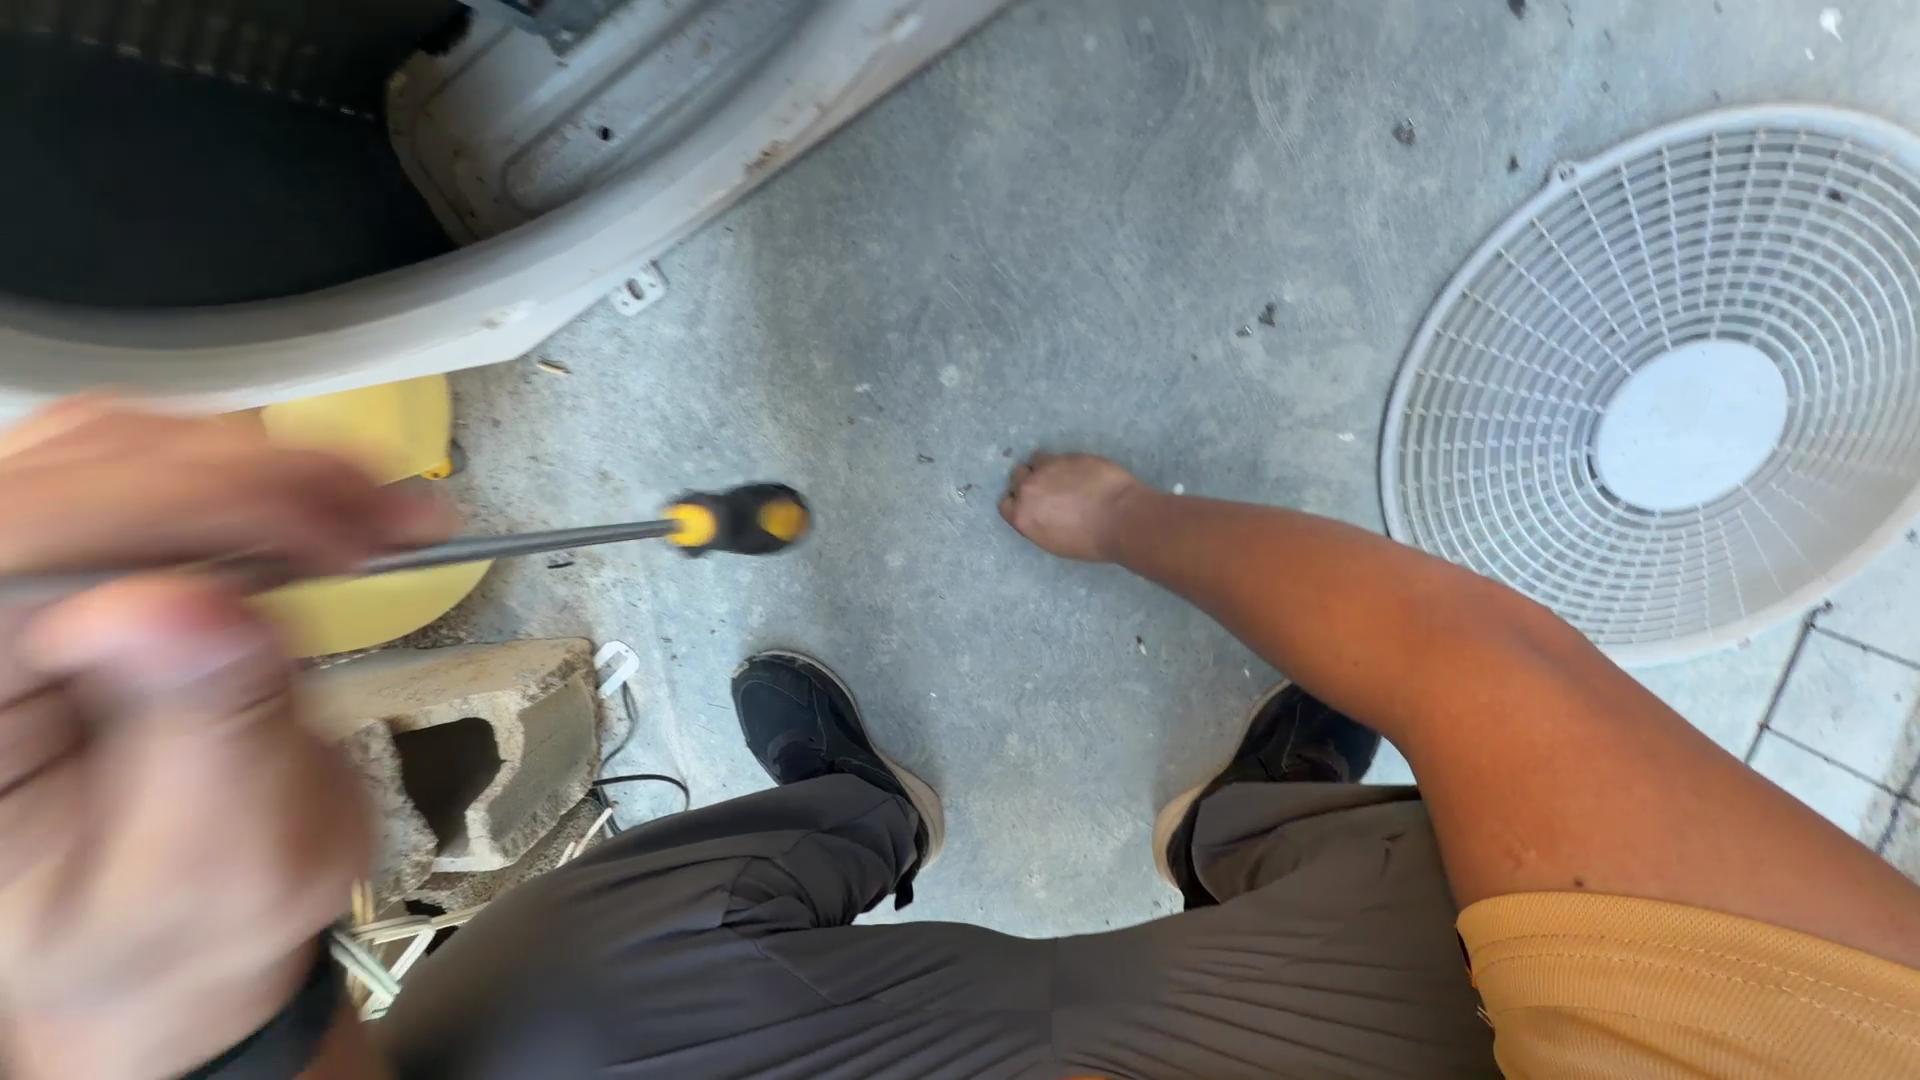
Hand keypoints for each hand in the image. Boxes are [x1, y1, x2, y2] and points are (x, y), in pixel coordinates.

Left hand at [0, 400, 452, 1079]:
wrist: (181, 922)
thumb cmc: (194, 922)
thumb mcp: (224, 859)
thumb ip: (205, 737)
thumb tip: (175, 605)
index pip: (18, 551)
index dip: (191, 512)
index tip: (347, 544)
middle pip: (72, 475)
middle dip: (256, 481)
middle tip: (390, 522)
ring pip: (109, 445)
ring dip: (268, 466)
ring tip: (379, 516)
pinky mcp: (68, 571)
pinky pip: (141, 463)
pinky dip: (254, 468)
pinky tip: (336, 510)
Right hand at [999, 452, 1150, 561]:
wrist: (1120, 518)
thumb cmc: (1090, 541)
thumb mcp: (1054, 542)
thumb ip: (1038, 522)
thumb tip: (1040, 512)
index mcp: (1022, 516)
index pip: (1005, 503)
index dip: (1018, 502)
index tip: (1031, 503)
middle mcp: (1029, 489)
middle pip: (1017, 476)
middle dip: (1029, 480)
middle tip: (1048, 489)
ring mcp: (1048, 469)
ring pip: (1037, 460)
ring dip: (1046, 467)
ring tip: (1064, 477)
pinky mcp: (1070, 456)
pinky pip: (1061, 457)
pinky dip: (1068, 464)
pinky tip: (1083, 475)